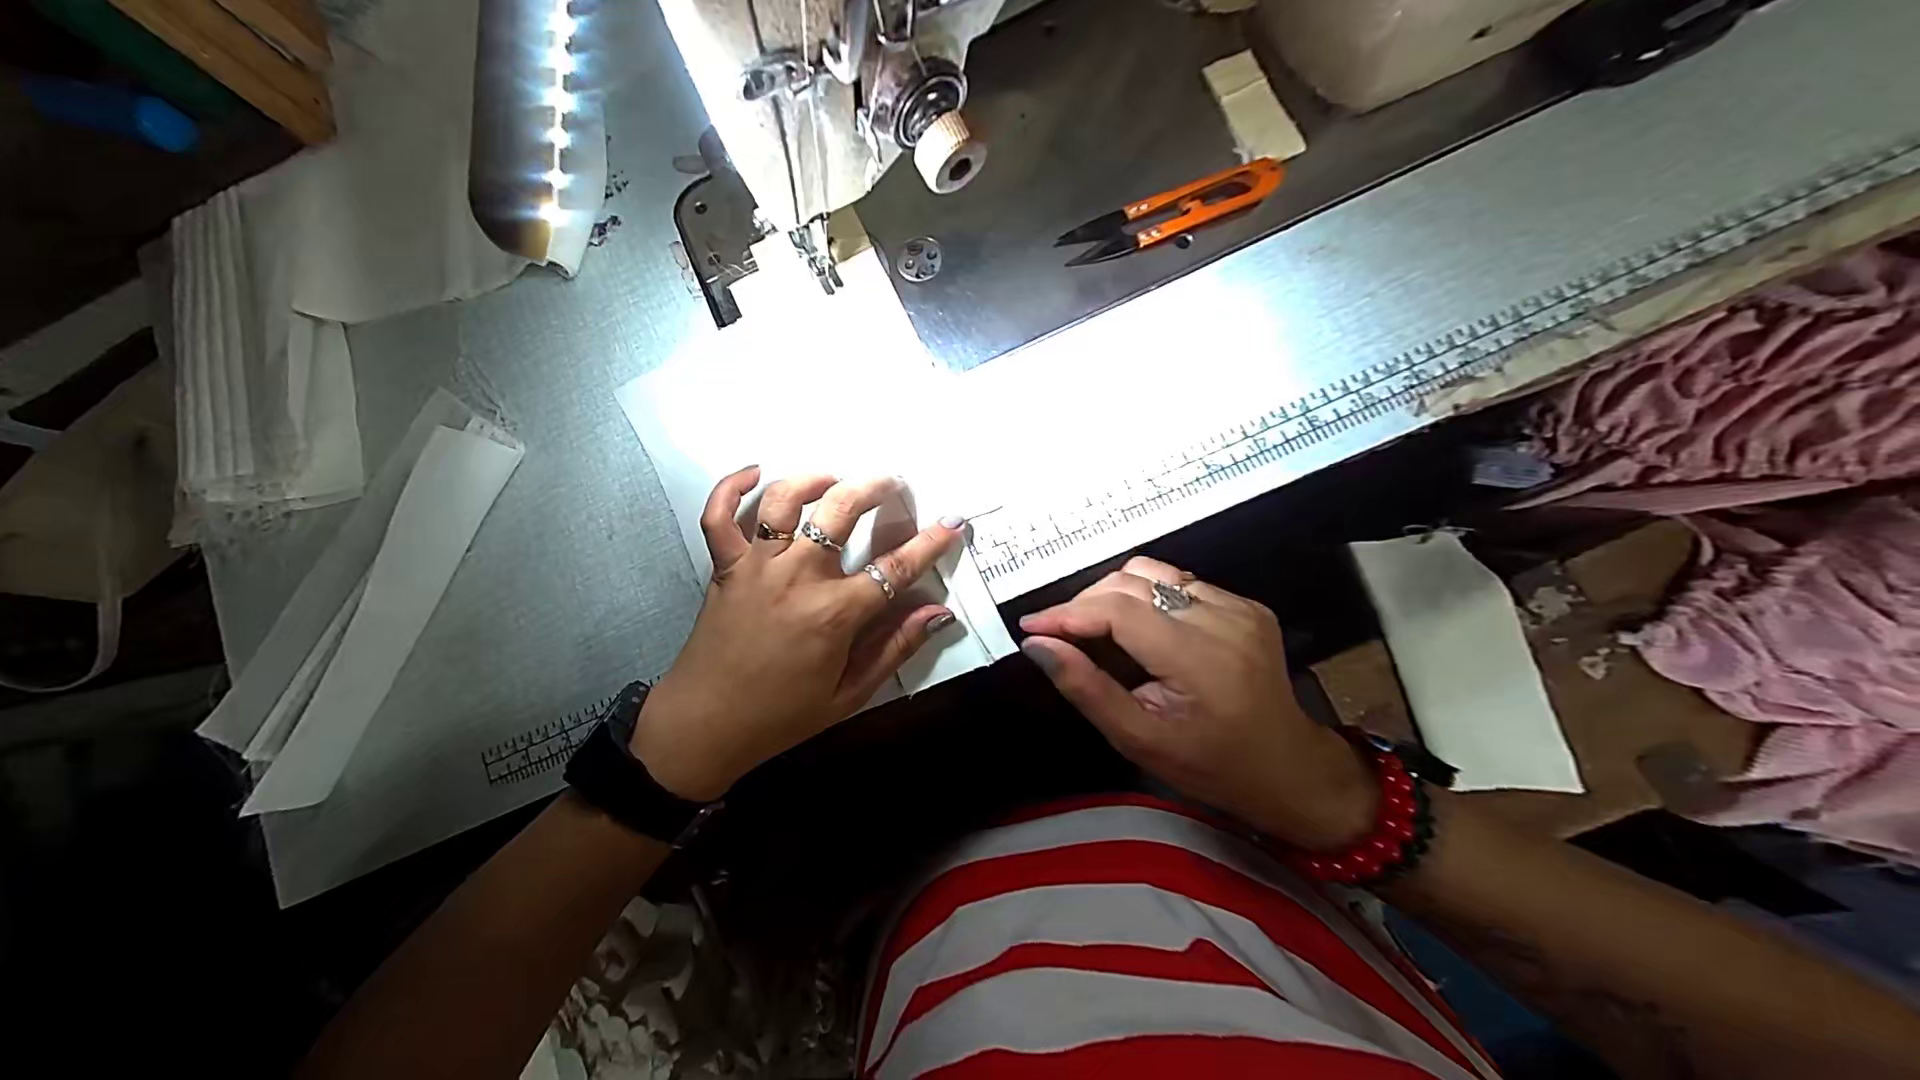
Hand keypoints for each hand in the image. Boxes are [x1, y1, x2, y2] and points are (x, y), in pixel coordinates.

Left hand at [631, 467, 962, 800]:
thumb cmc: (782, 715)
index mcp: (834, 613)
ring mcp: (756, 567)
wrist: (706, 725)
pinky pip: (718, 516)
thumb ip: (896, 647)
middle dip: (875, 488)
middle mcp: (797, 577)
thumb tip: (939, 613)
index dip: (929, 544)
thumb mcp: (850, 693)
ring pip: (784, 501)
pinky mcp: (724, 567)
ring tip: (834, 480)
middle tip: (893, 483)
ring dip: (814, 480)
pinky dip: (731, 487)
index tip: (951, 524)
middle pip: (840, 511)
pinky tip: (754, 473)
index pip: (894, 568)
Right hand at [1019, 556, 1377, 850]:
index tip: (1033, 626)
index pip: (1119, 610)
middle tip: (1060, 635)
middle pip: (1132, 581)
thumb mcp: (1139, 739)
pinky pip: (1179, 581)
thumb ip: (1085, 688)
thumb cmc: (1212, 766)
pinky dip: (1147, 598)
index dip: (1068, 613)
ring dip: (1113, 594)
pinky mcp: (1245, 604)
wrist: (1288, 767)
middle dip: (1085, 604)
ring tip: (1097, 628)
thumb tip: (1039, 647)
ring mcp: (1238, 607)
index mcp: (1200, 659)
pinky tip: (1142, 630)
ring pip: (1153, 572)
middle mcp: (1223, 619)